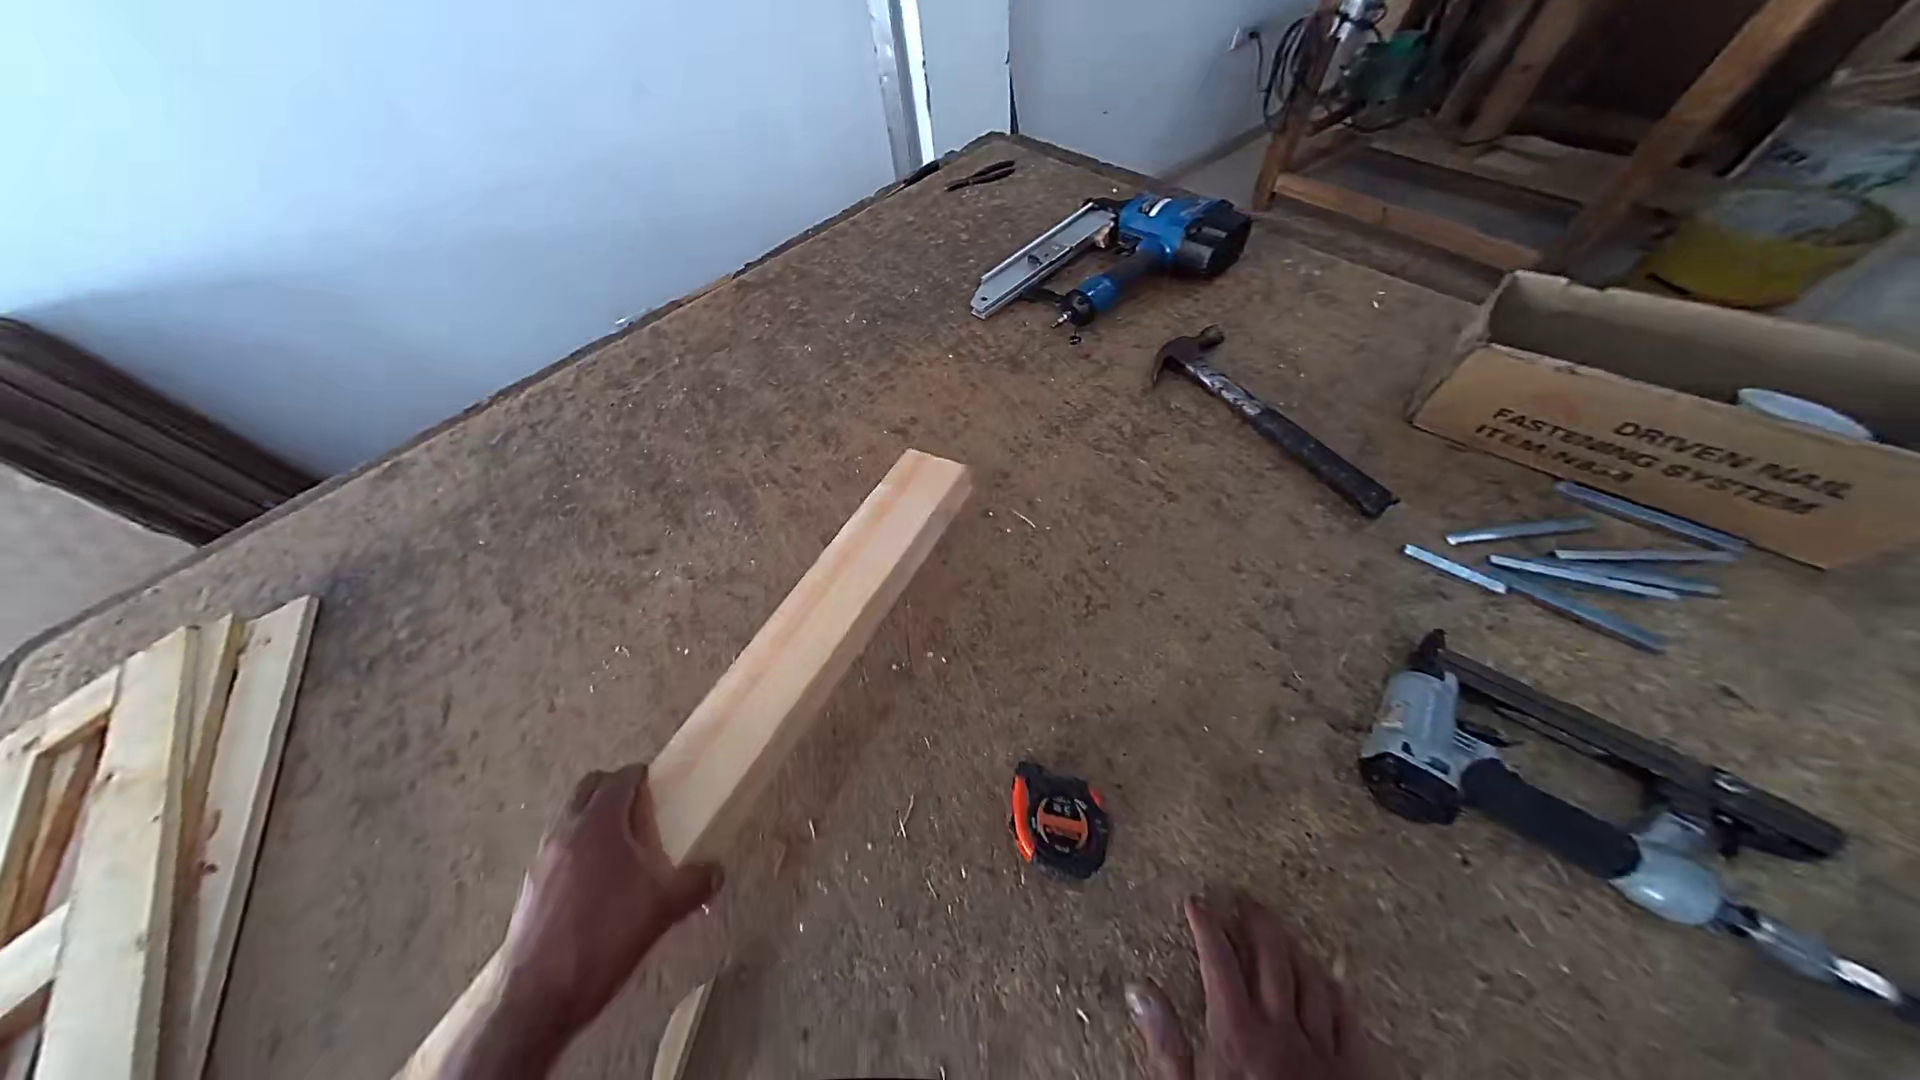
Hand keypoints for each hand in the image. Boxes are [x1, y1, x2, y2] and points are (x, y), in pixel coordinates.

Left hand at [498, 763, 722, 1034]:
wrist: (538, 998)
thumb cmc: (606, 936)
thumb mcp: (664, 908)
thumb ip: (695, 882)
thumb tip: (716, 871)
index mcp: (599, 823)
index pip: (620, 778)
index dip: (642, 775)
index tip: (659, 784)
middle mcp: (566, 831)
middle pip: (588, 787)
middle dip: (613, 788)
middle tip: (640, 806)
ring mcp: (541, 859)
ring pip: (569, 816)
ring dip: (593, 817)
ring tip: (621, 845)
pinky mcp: (528, 887)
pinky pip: (557, 848)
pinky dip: (578, 848)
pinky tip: (596, 880)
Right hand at [1126, 897, 1368, 1079]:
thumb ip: (1164, 1043)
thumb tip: (1138, 990)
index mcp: (1237, 1035)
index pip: (1219, 960)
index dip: (1205, 925)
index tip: (1195, 904)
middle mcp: (1281, 1033)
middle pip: (1271, 958)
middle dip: (1257, 922)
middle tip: (1245, 902)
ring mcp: (1322, 1053)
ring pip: (1312, 982)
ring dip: (1294, 949)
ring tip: (1281, 932)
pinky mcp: (1354, 1075)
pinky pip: (1349, 1021)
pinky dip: (1337, 992)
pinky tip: (1329, 978)